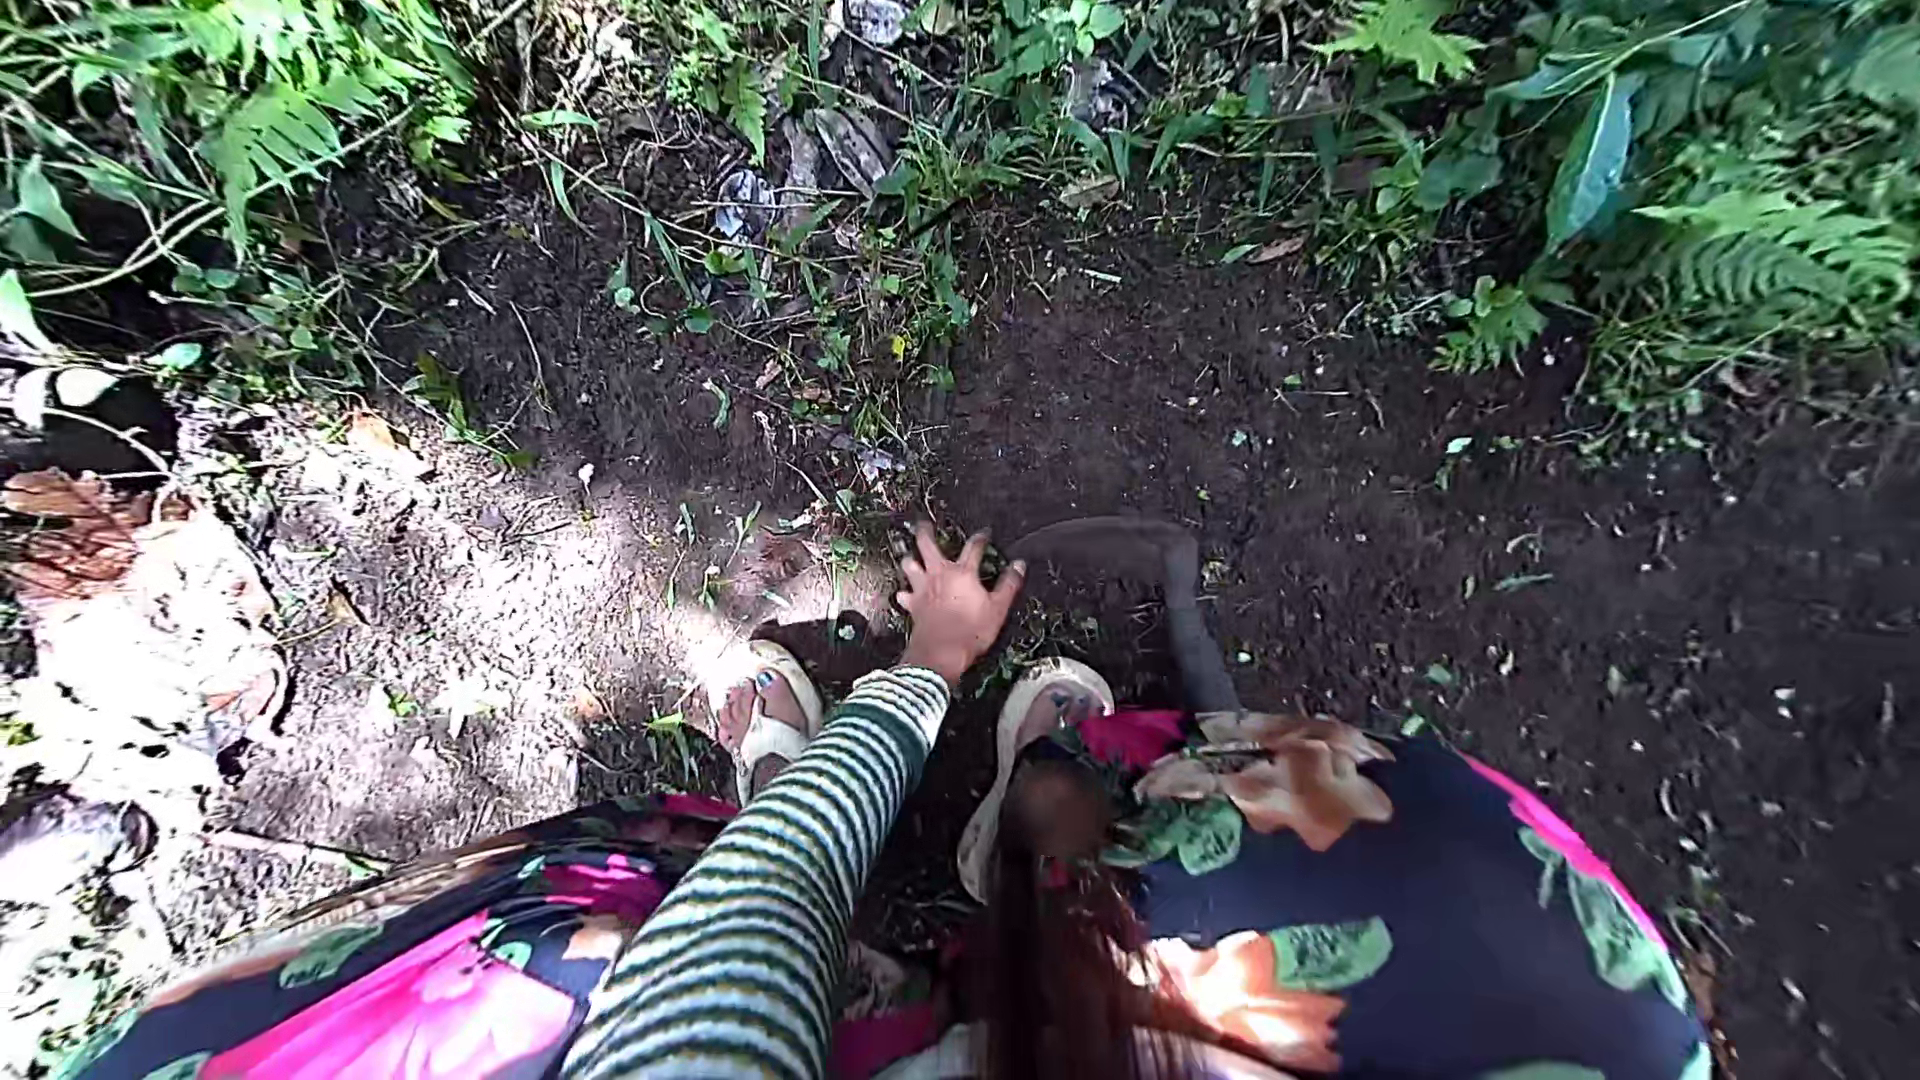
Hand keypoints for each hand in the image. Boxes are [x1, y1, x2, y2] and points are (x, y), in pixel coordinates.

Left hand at [895, 521, 1024, 686]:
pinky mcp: (912, 604)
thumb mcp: (998, 609)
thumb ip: (1008, 585)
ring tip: (911, 556)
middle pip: (927, 545)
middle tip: (923, 523)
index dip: (980, 538)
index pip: (974, 547)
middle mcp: (939, 574)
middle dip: (925, 532)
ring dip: (910, 560)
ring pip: (909, 565)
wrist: (941, 651)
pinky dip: (904, 593)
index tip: (984, 533)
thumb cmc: (971, 630)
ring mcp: (922, 588)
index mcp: (963, 573)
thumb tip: (1019, 566)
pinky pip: (904, 594)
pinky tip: (905, 593)